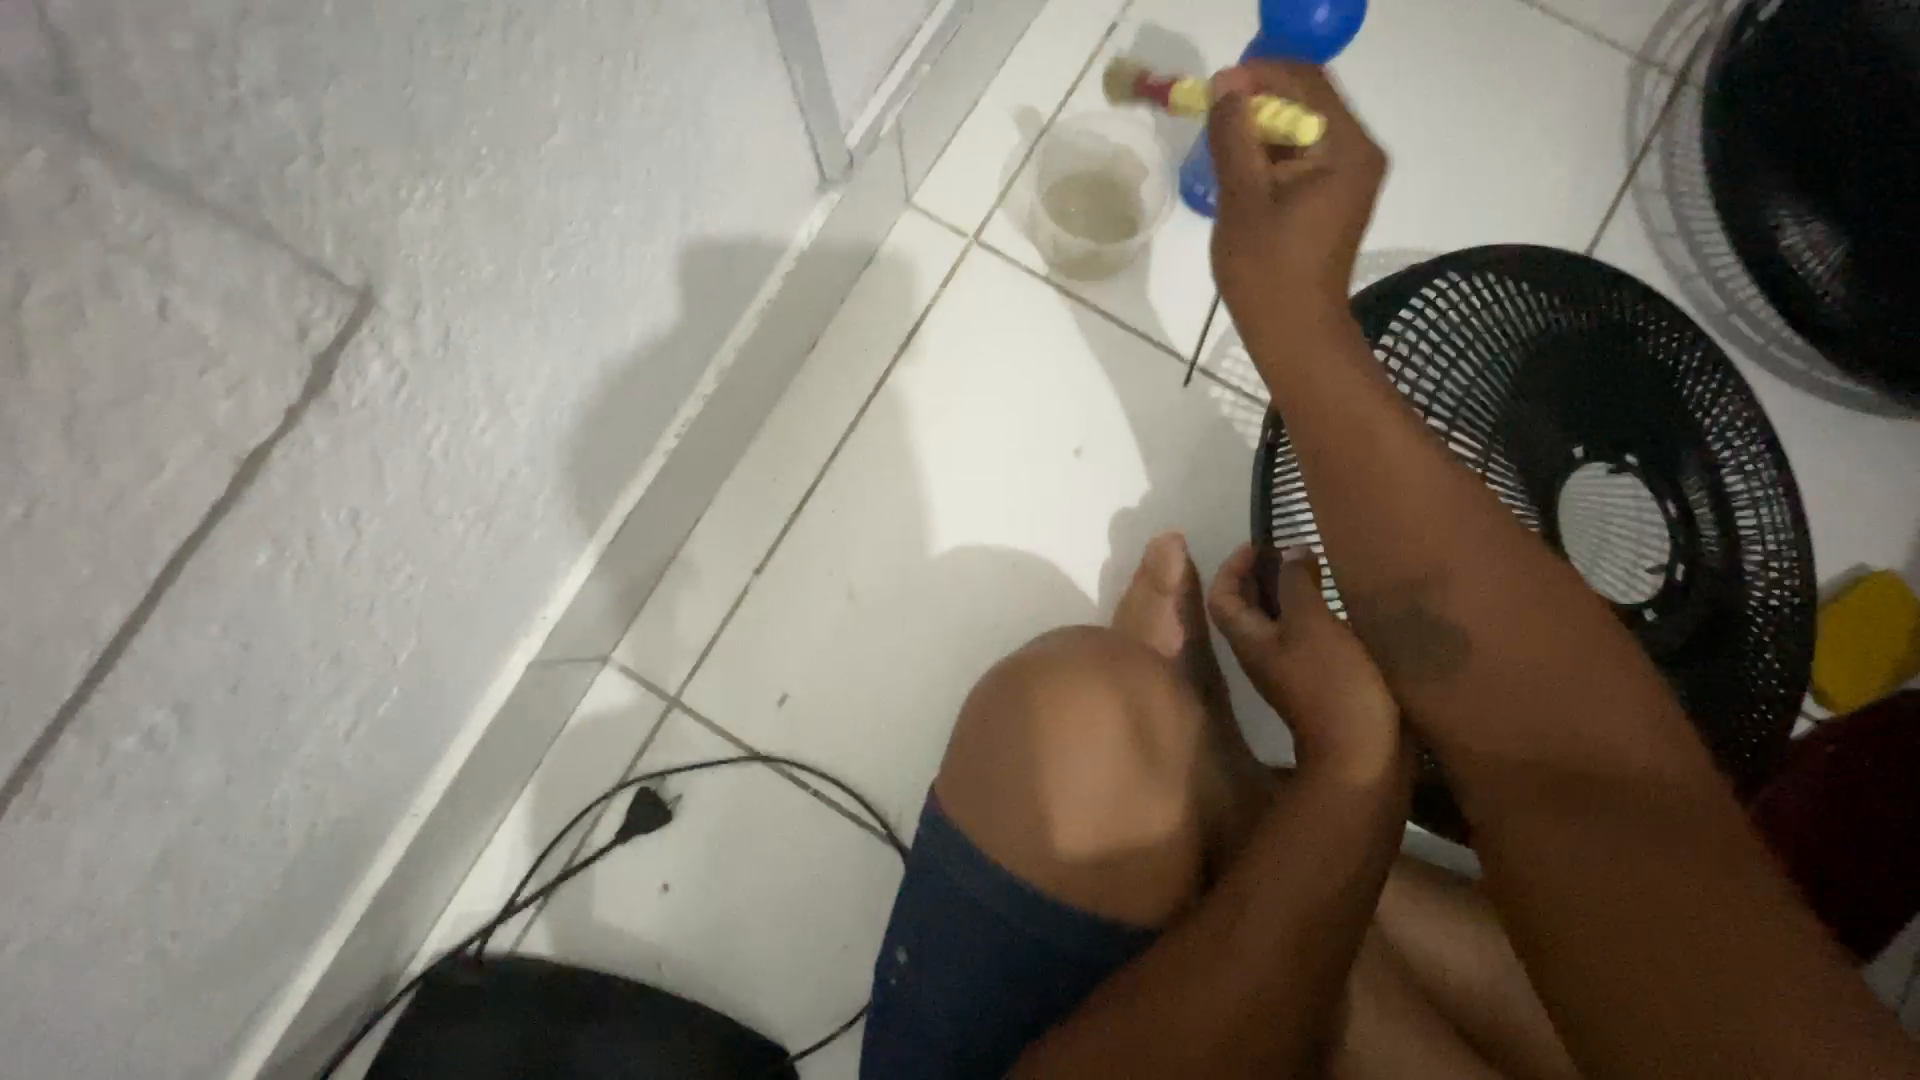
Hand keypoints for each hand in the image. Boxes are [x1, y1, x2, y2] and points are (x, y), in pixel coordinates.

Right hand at [1207, 62, 1386, 335]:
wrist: (1293, 332)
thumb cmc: (1266, 272)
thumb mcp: (1242, 200)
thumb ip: (1233, 137)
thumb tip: (1225, 85)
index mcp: (1346, 148)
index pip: (1305, 80)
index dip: (1257, 77)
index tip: (1213, 94)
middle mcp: (1360, 152)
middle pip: (1306, 102)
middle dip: (1257, 106)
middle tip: (1213, 126)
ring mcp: (1351, 176)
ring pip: (1301, 130)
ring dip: (1259, 133)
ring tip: (1221, 155)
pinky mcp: (1336, 196)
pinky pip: (1303, 158)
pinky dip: (1270, 159)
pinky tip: (1241, 178)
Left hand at [1208, 544, 1404, 783]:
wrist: (1363, 754)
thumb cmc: (1332, 682)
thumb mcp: (1312, 624)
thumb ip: (1296, 586)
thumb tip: (1289, 554)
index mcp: (1249, 640)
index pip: (1222, 597)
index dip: (1233, 567)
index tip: (1259, 543)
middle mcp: (1261, 654)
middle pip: (1248, 608)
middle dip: (1262, 575)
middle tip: (1290, 550)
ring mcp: (1288, 670)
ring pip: (1278, 622)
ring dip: (1290, 593)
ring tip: (1317, 568)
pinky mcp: (1317, 681)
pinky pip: (1305, 637)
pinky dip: (1313, 614)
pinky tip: (1340, 604)